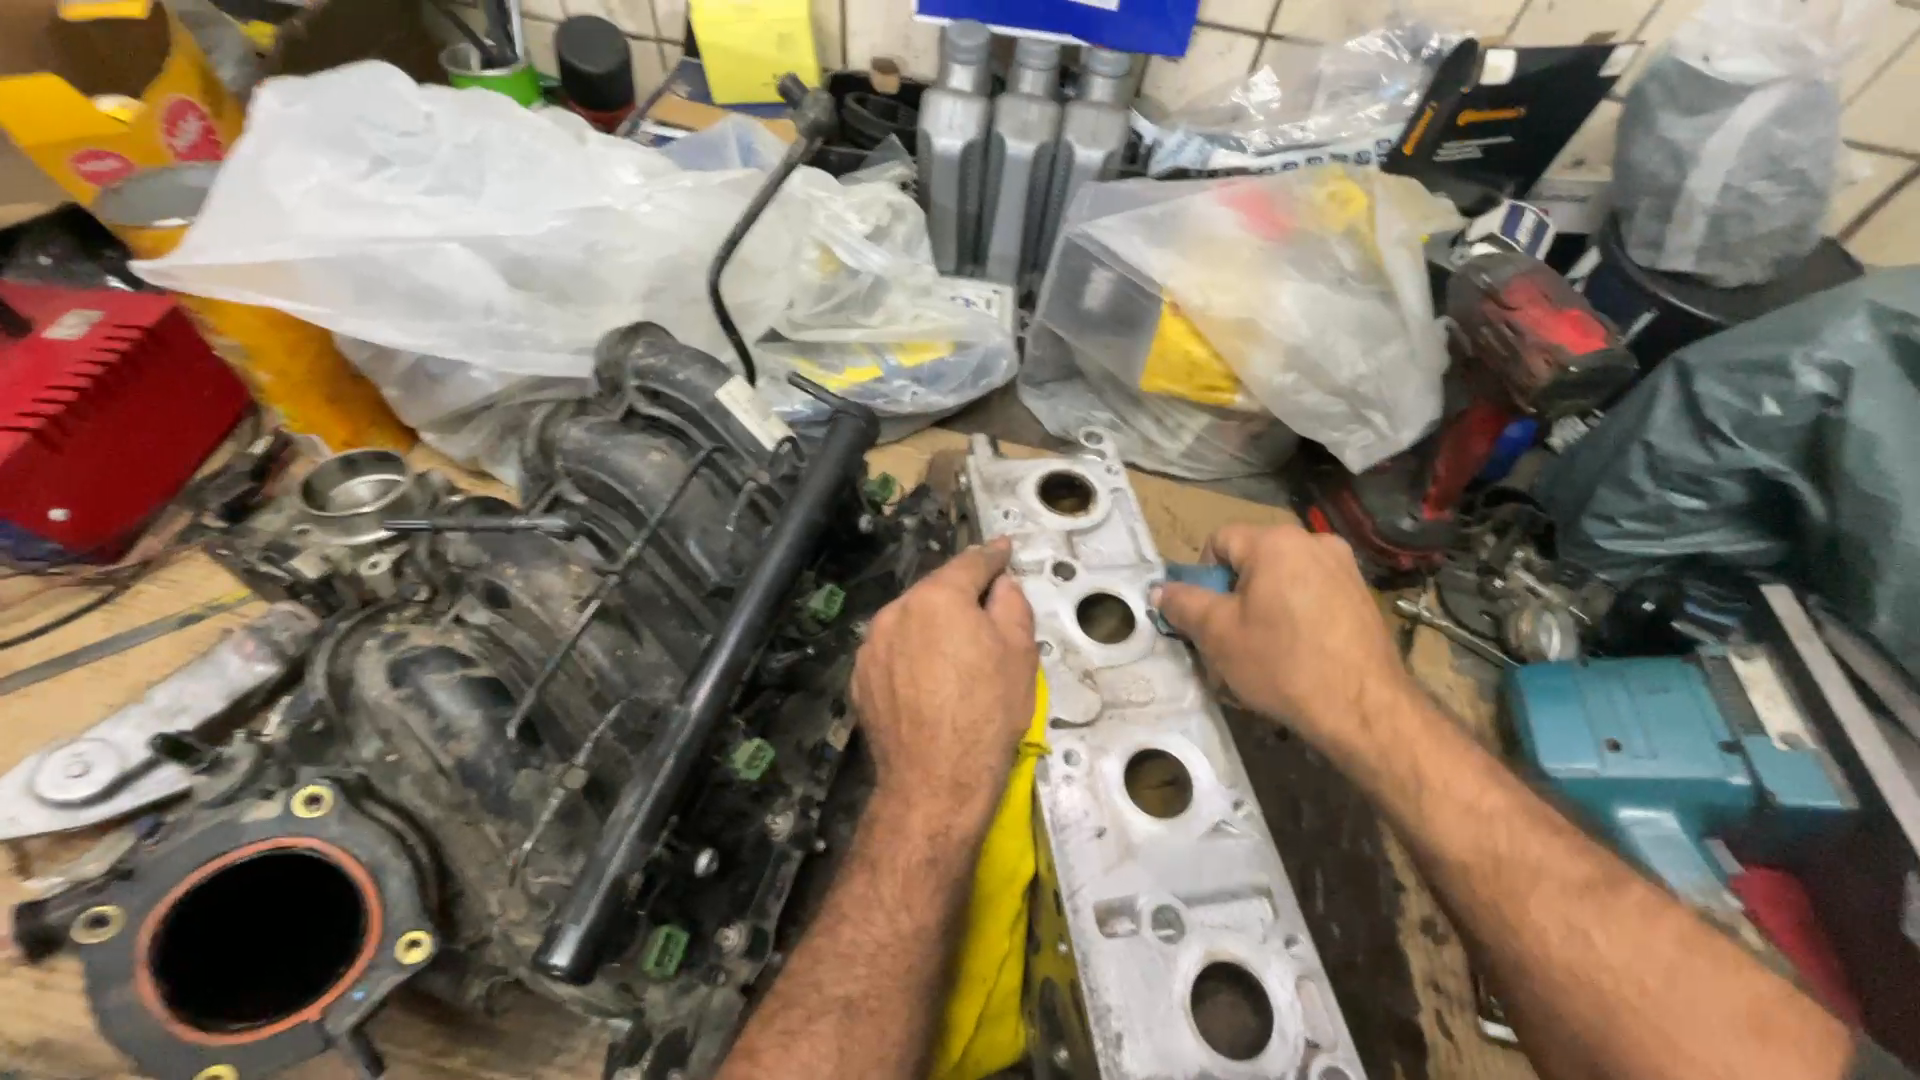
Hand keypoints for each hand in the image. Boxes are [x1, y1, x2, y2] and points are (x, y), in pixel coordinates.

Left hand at [851, 539, 1037, 824]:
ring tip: (955, 654)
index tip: (1003, 549)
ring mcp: (871, 646)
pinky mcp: (860, 678)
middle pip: (935, 592)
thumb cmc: (987, 713)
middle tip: (986, 611)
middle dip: (959, 596)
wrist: (936, 781)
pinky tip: (928, 682)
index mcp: (937, 598)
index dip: (992, 555)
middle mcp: (896, 612)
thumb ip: (1011, 606)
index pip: (970, 564)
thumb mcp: (1019, 655)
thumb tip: (1000, 585)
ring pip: (909, 622)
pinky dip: (910, 655)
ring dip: (931, 626)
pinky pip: (892, 653)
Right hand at [1154, 523, 1417, 758]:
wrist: (1364, 709)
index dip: (1202, 577)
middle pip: (1252, 562)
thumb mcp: (1217, 634)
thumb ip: (1183, 604)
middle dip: (1233, 597)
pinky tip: (1295, 657)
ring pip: (1282, 581)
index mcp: (1276, 542)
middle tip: (1228, 640)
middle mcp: (1314, 542)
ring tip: (1261, 654)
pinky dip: (1294, 619)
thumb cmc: (1282, 663)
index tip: (1206, 616)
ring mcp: (1344, 569)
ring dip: (1262, 610)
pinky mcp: (1362, 597)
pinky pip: (1311, 597)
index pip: (1219, 541)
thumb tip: (1161, 590)